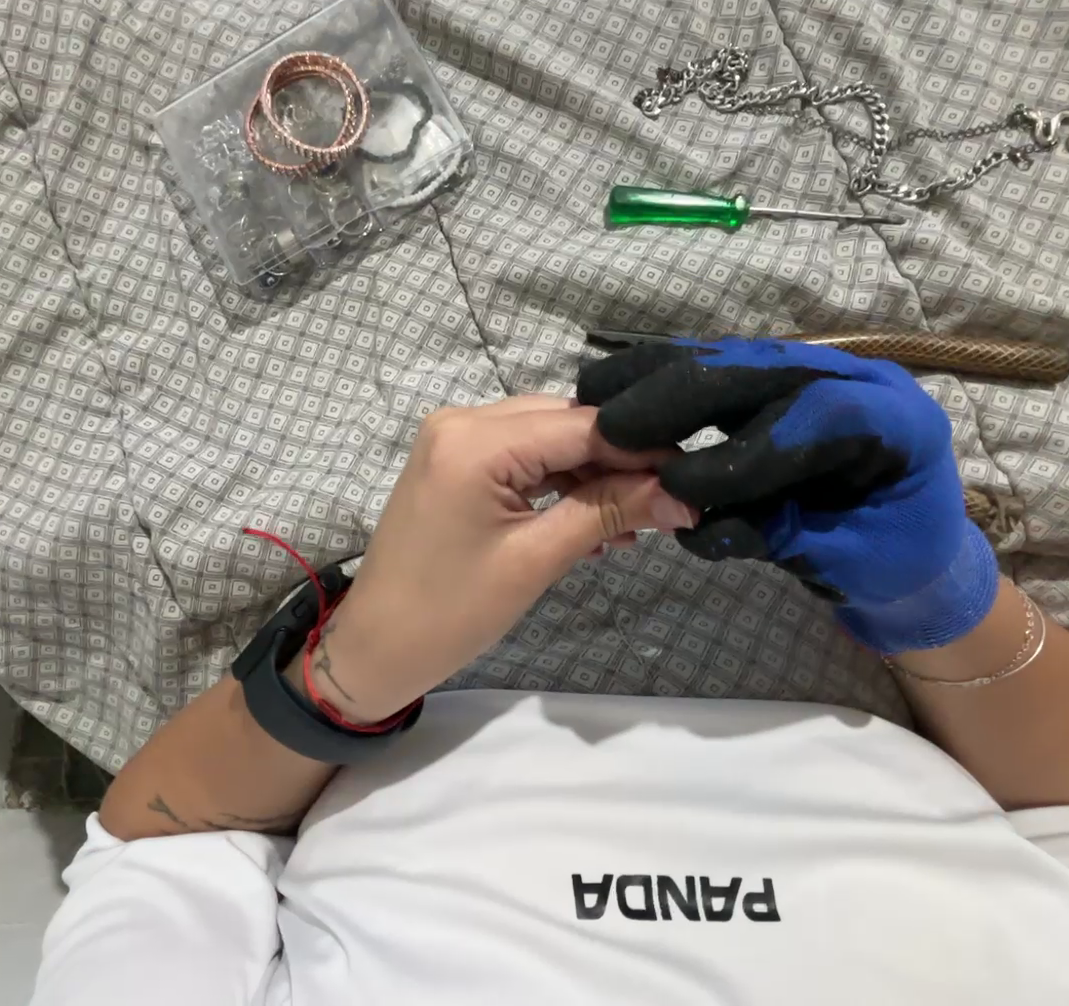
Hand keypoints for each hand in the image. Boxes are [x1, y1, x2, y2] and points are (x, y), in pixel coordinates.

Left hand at [297, 396, 696, 721]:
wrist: (376, 647)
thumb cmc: (450, 612)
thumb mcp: (535, 559)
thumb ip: (607, 511)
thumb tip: (680, 493)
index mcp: (474, 440)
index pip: (580, 425)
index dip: (641, 449)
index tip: (691, 474)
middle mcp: (461, 421)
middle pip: (562, 424)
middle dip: (617, 461)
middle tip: (667, 502)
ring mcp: (452, 439)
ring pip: (544, 440)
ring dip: (589, 476)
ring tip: (632, 526)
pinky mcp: (452, 462)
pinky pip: (519, 458)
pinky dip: (555, 485)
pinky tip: (591, 521)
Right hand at [575, 338, 996, 653]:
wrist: (908, 545)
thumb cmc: (891, 560)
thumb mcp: (850, 562)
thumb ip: (781, 537)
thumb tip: (695, 522)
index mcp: (898, 422)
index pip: (818, 418)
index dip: (745, 451)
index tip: (675, 487)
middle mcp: (853, 379)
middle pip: (758, 367)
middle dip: (678, 394)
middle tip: (610, 426)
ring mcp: (809, 373)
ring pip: (724, 358)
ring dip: (654, 376)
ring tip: (594, 395)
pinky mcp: (772, 384)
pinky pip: (711, 371)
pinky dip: (658, 380)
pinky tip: (612, 392)